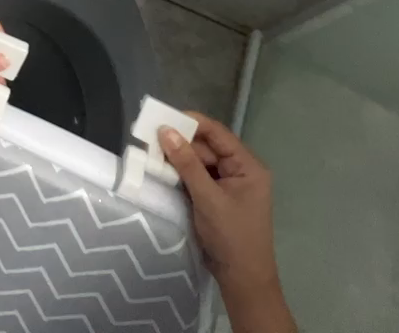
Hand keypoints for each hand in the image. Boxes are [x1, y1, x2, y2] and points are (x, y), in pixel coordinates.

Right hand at [160, 113, 280, 296]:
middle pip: (206, 146)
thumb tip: (164, 130)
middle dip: (180, 143)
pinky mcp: (217, 197)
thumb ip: (186, 162)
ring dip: (178, 159)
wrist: (242, 281)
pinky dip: (182, 174)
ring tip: (152, 155)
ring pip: (199, 161)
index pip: (218, 133)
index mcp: (248, 167)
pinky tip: (164, 172)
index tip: (163, 117)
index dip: (191, 123)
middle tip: (150, 140)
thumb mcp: (207, 198)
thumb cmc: (232, 236)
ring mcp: (229, 185)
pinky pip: (198, 176)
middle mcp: (240, 171)